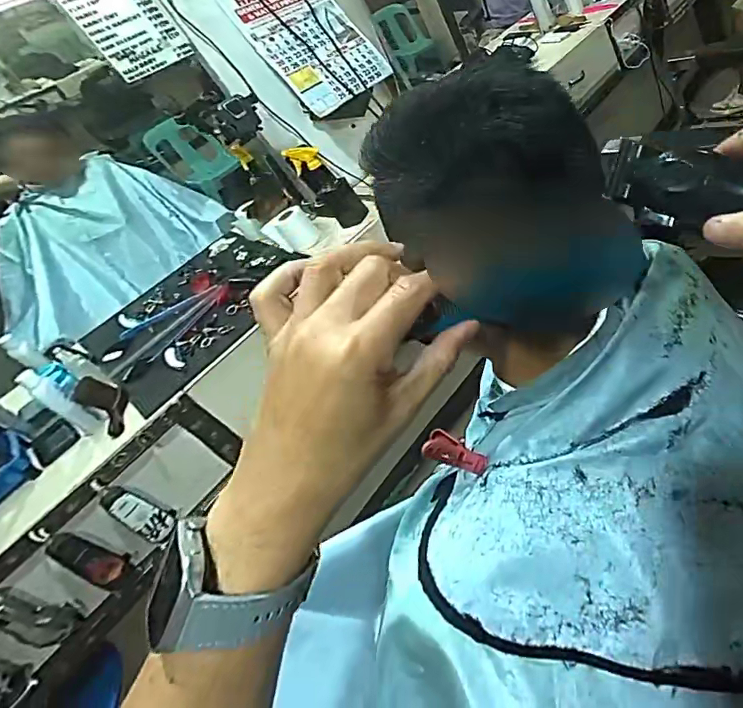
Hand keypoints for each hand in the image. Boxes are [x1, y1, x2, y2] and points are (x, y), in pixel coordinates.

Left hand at [205, 243, 477, 591]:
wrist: (284, 486)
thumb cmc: (347, 453)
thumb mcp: (404, 407)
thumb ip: (440, 359)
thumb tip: (470, 326)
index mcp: (360, 347)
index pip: (408, 289)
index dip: (436, 282)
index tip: (450, 288)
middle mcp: (324, 327)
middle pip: (370, 266)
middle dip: (403, 267)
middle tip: (422, 286)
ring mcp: (294, 328)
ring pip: (325, 264)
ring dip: (358, 255)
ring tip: (386, 260)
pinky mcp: (274, 337)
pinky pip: (272, 290)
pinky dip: (292, 271)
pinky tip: (318, 273)